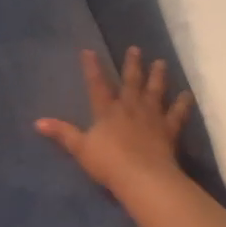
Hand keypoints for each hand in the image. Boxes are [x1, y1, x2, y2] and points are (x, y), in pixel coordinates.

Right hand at [36, 47, 193, 195]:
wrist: (142, 177)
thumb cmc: (108, 163)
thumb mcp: (80, 149)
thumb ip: (62, 133)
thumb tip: (37, 122)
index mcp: (107, 111)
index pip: (97, 85)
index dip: (92, 68)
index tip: (89, 51)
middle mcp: (130, 108)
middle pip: (131, 83)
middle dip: (132, 65)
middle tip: (135, 48)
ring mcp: (151, 118)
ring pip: (155, 92)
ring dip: (158, 77)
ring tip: (161, 62)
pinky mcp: (169, 130)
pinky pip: (177, 114)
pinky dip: (183, 105)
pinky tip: (188, 95)